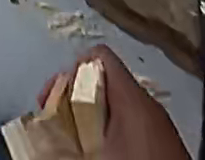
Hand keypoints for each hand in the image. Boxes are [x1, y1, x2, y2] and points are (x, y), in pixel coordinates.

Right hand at [36, 46, 189, 159]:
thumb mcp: (93, 157)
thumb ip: (65, 146)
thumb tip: (41, 143)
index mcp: (130, 96)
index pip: (98, 56)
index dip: (70, 71)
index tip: (51, 99)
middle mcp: (146, 102)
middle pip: (104, 81)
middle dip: (76, 99)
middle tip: (55, 124)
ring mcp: (157, 123)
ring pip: (116, 106)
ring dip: (91, 119)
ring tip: (73, 143)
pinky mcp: (163, 144)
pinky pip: (131, 125)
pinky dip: (110, 134)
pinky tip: (99, 154)